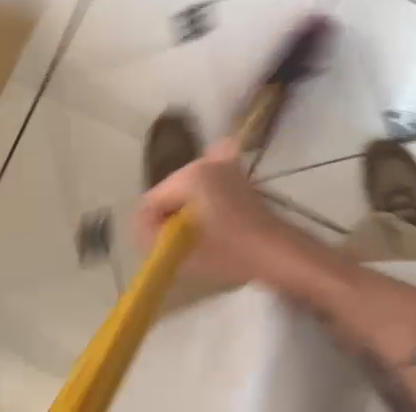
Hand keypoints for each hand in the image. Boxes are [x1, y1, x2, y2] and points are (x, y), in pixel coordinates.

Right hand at [135, 138, 310, 286]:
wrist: (275, 252)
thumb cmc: (229, 252)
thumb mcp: (184, 252)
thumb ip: (152, 239)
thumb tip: (141, 231)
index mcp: (189, 177)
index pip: (152, 199)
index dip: (149, 226)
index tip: (155, 248)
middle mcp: (203, 161)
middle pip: (170, 190)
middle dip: (167, 215)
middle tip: (172, 244)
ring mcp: (223, 164)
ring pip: (188, 185)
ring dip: (185, 207)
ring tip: (193, 235)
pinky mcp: (237, 174)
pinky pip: (209, 178)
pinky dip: (204, 192)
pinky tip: (207, 211)